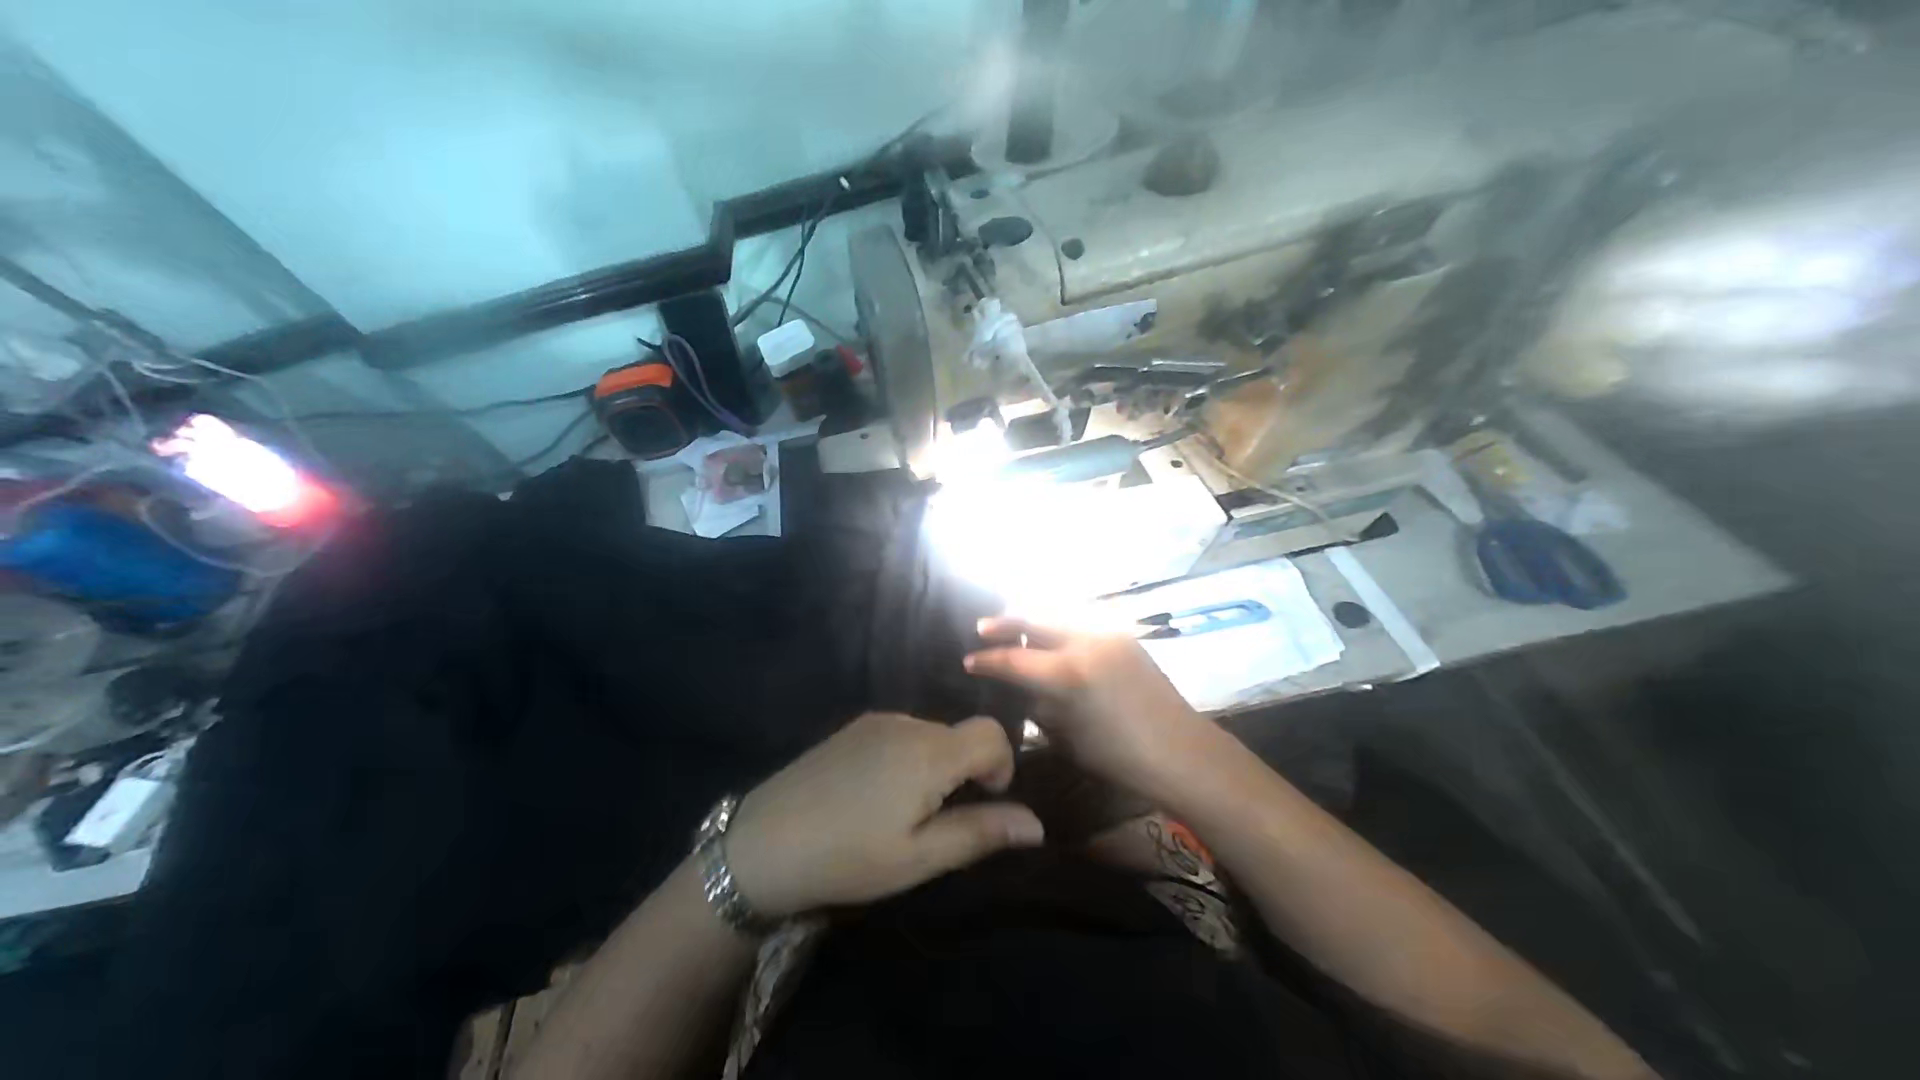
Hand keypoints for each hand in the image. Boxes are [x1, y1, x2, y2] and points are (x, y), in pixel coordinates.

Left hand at [724, 713, 1044, 918]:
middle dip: (966, 772)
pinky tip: (874, 797)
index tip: (980, 804)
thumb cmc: (848, 857)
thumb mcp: (920, 857)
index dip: (1001, 766)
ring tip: (902, 813)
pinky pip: (900, 735)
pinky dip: (907, 759)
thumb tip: (1037, 824)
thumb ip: (980, 833)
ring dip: (935, 767)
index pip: (993, 732)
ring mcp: (875, 722)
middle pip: (960, 735)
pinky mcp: (850, 729)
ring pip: (930, 735)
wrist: (760, 844)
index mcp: (930, 751)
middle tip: (937, 822)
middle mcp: (907, 723)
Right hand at [965, 617, 1226, 803]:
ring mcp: (1109, 636)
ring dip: (1034, 625)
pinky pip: (1081, 629)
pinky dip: (1060, 632)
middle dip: (1005, 625)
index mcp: (1070, 674)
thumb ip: (1039, 706)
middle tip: (981, 627)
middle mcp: (1087, 643)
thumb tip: (1021, 689)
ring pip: (1059, 621)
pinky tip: (1051, 642)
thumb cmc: (1119, 758)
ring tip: (1014, 630)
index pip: (1015, 660)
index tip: (967, 660)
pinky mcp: (1125, 638)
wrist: (1182, 752)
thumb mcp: (1066, 737)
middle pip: (1035, 624)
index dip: (987, 660)